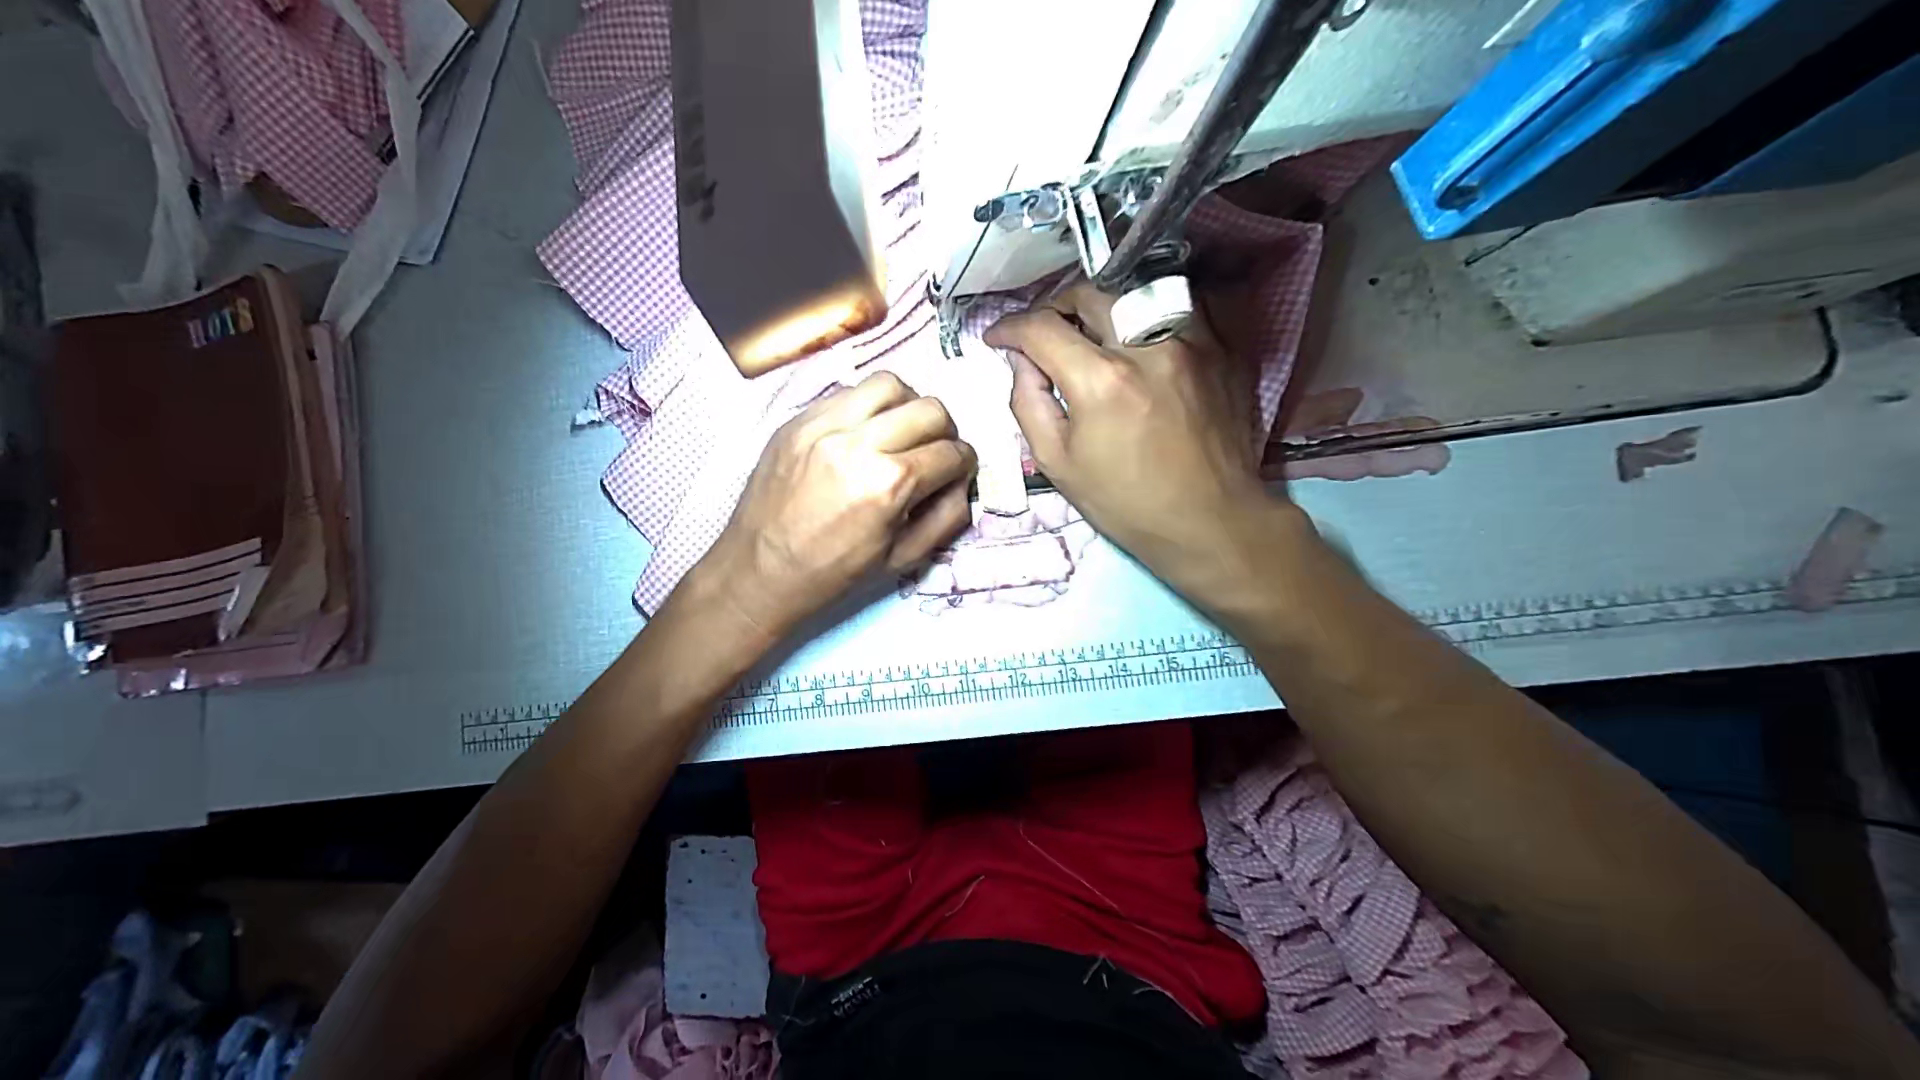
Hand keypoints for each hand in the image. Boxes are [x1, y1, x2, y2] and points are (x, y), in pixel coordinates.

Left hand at [696, 372, 976, 642]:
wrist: (759, 572)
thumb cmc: (833, 574)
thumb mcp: (903, 560)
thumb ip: (947, 517)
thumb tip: (963, 482)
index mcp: (889, 485)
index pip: (951, 452)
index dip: (964, 463)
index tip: (957, 471)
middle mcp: (859, 444)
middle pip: (930, 409)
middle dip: (944, 432)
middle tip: (933, 452)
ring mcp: (823, 426)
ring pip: (889, 384)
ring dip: (907, 406)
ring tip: (900, 432)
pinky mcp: (797, 420)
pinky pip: (847, 392)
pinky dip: (868, 406)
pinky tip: (864, 432)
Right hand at [985, 283, 1301, 591]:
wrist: (1209, 522)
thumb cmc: (1126, 503)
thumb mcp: (1057, 464)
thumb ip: (1028, 403)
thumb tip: (1021, 360)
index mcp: (1102, 382)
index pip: (1042, 328)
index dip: (1010, 327)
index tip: (999, 338)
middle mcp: (1149, 347)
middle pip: (1090, 293)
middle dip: (1055, 306)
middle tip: (1044, 334)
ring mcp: (1193, 343)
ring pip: (1135, 293)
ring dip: (1102, 308)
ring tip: (1091, 335)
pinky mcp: (1220, 351)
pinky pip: (1175, 311)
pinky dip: (1145, 319)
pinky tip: (1137, 347)